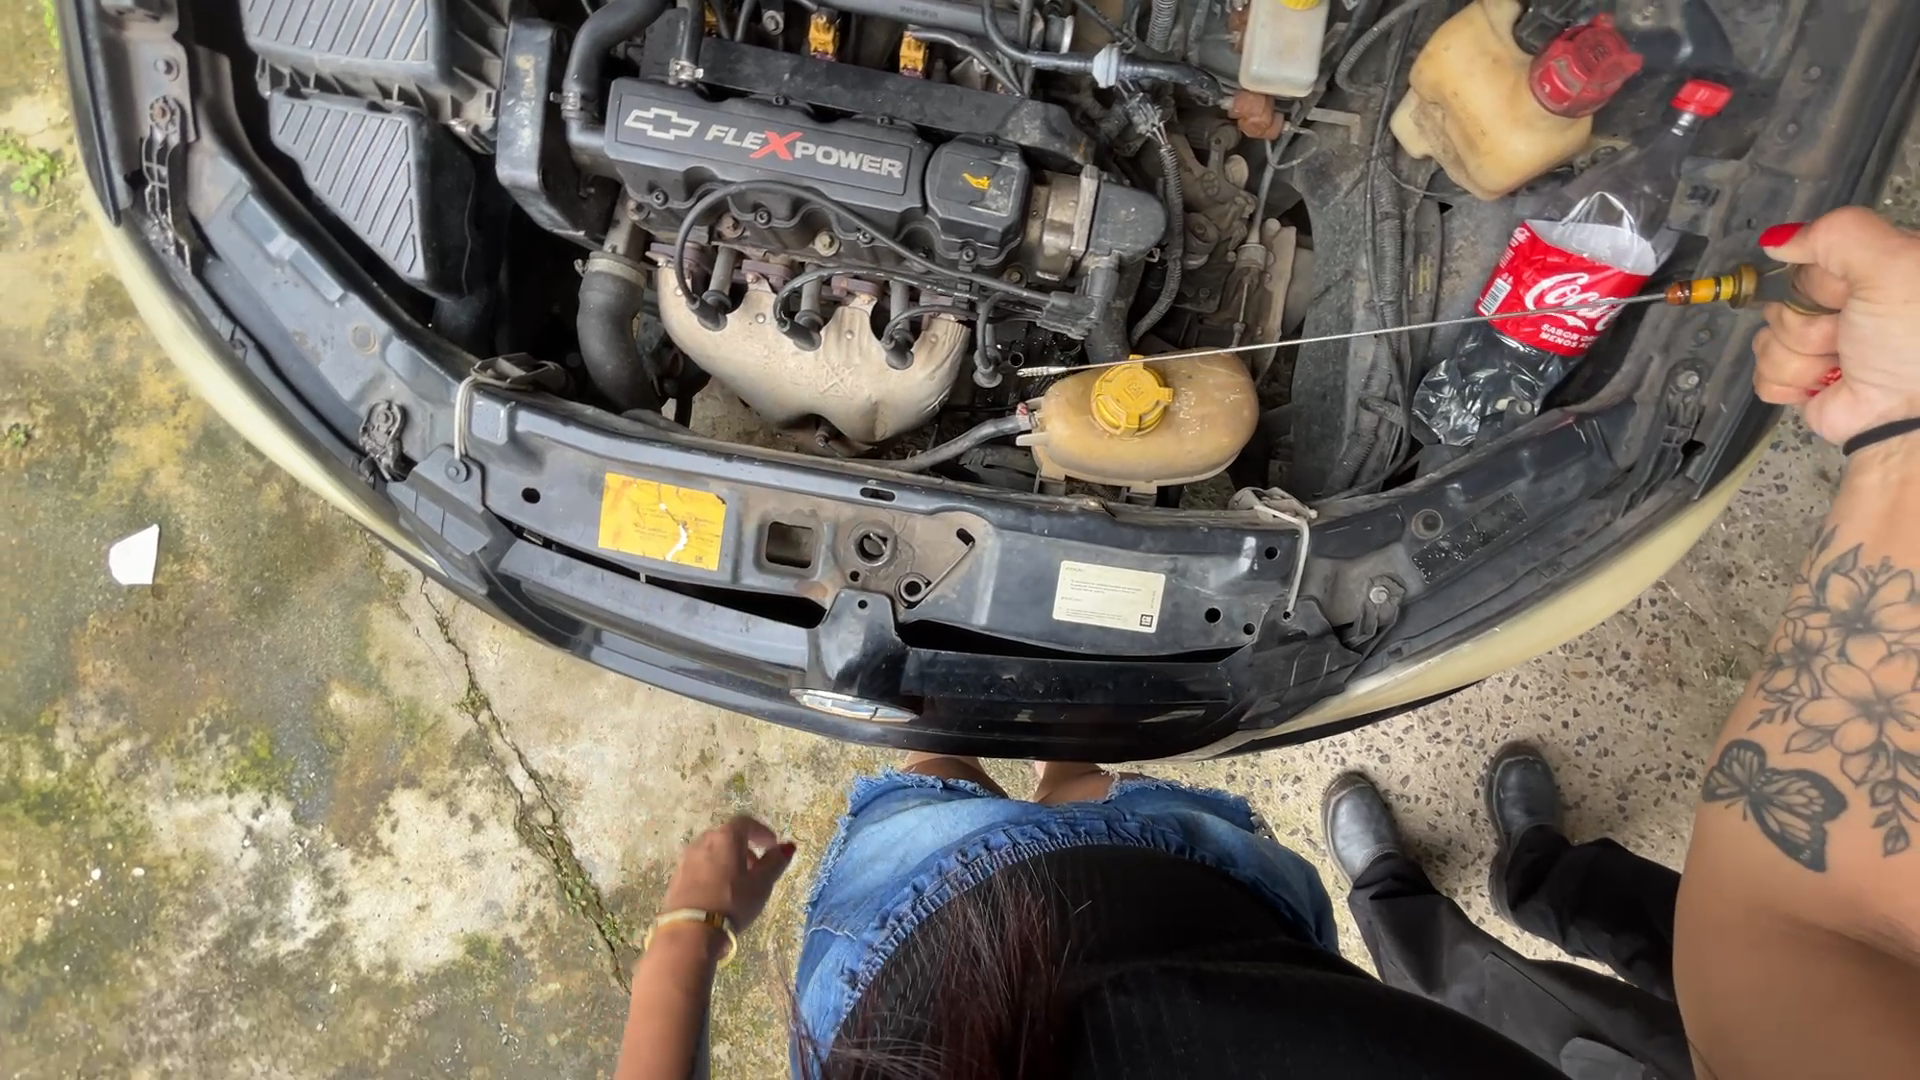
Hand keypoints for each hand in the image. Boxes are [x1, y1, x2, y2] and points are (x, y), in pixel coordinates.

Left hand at [662, 815, 794, 933]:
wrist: (689, 934)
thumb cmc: (732, 903)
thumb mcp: (762, 884)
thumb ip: (775, 862)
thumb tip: (787, 847)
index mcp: (726, 837)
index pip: (746, 823)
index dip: (761, 832)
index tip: (771, 846)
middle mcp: (704, 842)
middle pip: (727, 836)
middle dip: (744, 848)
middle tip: (756, 867)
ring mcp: (686, 860)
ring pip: (711, 852)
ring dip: (726, 861)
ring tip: (737, 883)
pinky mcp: (675, 879)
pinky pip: (698, 868)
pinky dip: (711, 873)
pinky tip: (717, 893)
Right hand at [1753, 208, 1919, 444]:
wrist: (1913, 412)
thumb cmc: (1919, 341)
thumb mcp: (1896, 268)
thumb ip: (1839, 237)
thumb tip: (1780, 239)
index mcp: (1881, 273)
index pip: (1810, 263)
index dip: (1817, 282)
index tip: (1847, 295)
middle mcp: (1854, 306)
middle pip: (1781, 304)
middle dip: (1804, 324)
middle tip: (1847, 334)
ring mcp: (1828, 345)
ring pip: (1769, 341)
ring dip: (1798, 358)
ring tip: (1840, 364)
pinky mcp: (1805, 379)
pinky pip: (1763, 373)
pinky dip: (1788, 382)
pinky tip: (1822, 384)